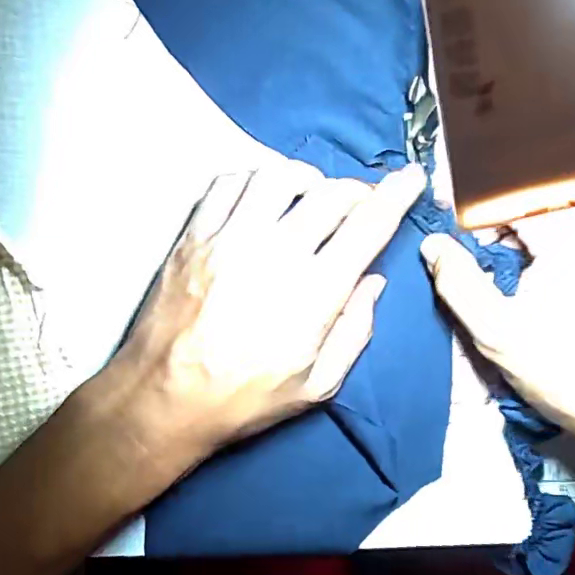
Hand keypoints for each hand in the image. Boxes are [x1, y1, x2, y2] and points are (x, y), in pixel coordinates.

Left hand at [96, 161, 425, 468]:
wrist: (163, 399)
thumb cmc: (245, 399)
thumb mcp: (318, 385)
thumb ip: (354, 331)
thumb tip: (373, 281)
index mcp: (315, 293)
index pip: (368, 227)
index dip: (396, 196)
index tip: (411, 178)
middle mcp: (276, 253)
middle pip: (331, 194)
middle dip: (358, 192)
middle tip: (360, 206)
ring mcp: (230, 237)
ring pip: (280, 175)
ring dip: (308, 180)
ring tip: (312, 198)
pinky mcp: (194, 233)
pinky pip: (231, 182)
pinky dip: (257, 179)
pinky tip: (263, 199)